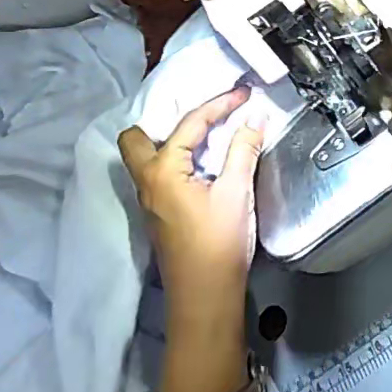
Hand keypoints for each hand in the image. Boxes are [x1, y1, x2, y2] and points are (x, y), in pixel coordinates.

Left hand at [118, 87, 264, 325]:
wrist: (205, 297)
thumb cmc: (218, 244)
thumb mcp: (236, 193)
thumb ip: (243, 150)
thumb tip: (253, 118)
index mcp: (163, 171)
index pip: (190, 124)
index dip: (220, 104)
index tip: (243, 94)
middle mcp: (146, 181)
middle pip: (138, 138)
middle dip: (168, 120)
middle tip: (205, 118)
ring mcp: (148, 199)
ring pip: (145, 157)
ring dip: (172, 140)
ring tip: (207, 135)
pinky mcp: (158, 213)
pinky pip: (158, 172)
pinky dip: (177, 158)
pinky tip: (203, 163)